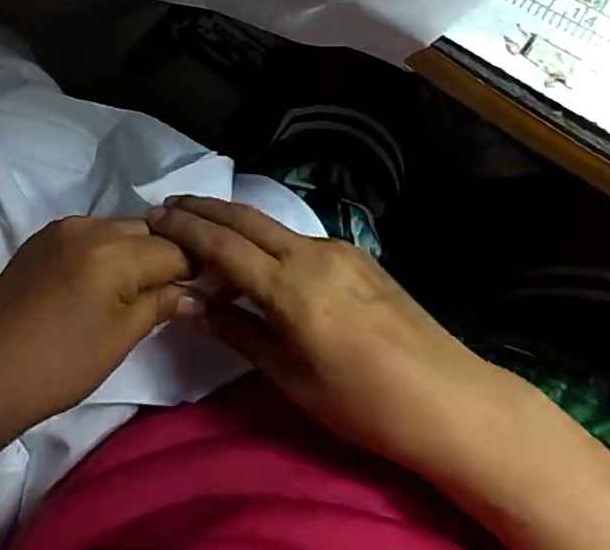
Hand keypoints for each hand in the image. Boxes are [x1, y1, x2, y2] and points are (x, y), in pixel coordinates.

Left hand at [0, 216, 196, 435]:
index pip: (172, 248)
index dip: (194, 268)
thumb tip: (196, 294)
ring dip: (134, 250)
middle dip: (164, 254)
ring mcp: (59, 228)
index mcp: (112, 249)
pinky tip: (102, 280)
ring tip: (137, 288)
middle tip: (173, 291)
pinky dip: (105, 249)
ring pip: (115, 228)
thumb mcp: (120, 337)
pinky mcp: (40, 238)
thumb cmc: (61, 361)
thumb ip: (160, 304)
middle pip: (144, 230)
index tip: (206, 289)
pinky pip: (87, 233)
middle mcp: (87, 225)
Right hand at [146, 196, 516, 472]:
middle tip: (167, 205)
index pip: (220, 245)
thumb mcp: (291, 377)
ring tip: (202, 222)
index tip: (151, 217)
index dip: (182, 228)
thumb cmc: (365, 404)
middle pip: (242, 218)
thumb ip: (238, 331)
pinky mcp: (357, 255)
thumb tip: (191, 303)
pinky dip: (264, 235)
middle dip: (200, 207)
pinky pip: (297, 236)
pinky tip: (257, 251)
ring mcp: (336, 250)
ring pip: (270, 223)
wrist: (458, 404)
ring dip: (231, 218)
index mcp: (289, 288)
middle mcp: (310, 254)